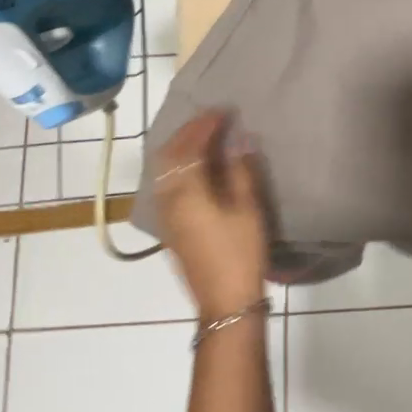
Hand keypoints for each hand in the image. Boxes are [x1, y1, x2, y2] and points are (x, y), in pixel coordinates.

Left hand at [153, 110, 270, 319]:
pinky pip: (166, 183)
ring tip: (202, 139)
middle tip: (211, 120)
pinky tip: (194, 168)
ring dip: (179, 148)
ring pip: (163, 170)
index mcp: (187, 190)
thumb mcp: (248, 209)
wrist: (224, 300)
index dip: (206, 125)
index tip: (224, 111)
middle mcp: (168, 197)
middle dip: (188, 132)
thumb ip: (241, 170)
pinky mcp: (169, 225)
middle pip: (169, 154)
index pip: (190, 146)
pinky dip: (177, 166)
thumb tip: (239, 139)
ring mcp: (165, 213)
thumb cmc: (241, 252)